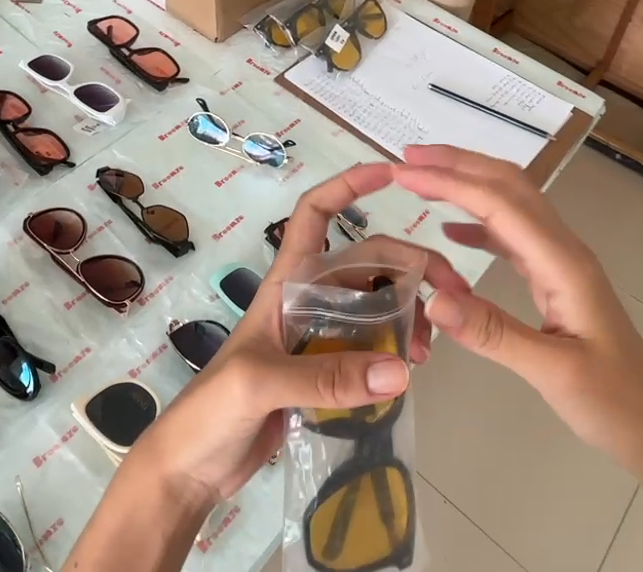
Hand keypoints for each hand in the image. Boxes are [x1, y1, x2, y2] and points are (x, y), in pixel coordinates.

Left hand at [125, 161, 468, 508]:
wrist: (190, 470)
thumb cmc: (211, 411)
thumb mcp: (260, 383)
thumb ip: (325, 376)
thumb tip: (402, 368)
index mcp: (284, 283)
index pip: (314, 215)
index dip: (348, 186)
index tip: (392, 173)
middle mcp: (305, 300)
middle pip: (367, 262)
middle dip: (410, 267)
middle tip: (451, 296)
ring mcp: (316, 336)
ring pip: (375, 304)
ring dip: (409, 313)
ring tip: (429, 349)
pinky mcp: (324, 372)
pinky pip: (371, 347)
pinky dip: (396, 350)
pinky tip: (409, 371)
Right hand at [394, 145, 642, 476]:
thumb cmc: (614, 403)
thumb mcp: (553, 372)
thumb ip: (493, 333)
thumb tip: (431, 298)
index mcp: (563, 261)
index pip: (498, 203)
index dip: (450, 181)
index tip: (403, 171)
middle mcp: (563, 249)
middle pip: (508, 185)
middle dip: (458, 163)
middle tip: (407, 157)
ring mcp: (561, 263)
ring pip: (511, 203)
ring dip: (468, 183)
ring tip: (422, 178)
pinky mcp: (556, 280)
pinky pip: (512, 235)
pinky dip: (478, 222)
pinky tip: (450, 232)